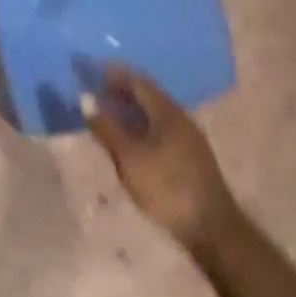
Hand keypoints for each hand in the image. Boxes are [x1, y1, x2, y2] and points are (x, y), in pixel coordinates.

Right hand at [84, 66, 239, 252]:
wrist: (210, 227)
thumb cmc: (166, 186)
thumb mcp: (129, 157)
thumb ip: (106, 127)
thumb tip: (86, 98)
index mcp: (167, 113)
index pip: (138, 81)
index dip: (112, 73)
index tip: (88, 69)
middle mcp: (180, 118)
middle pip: (147, 95)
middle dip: (119, 90)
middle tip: (92, 90)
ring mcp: (187, 137)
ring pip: (153, 113)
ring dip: (128, 108)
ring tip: (103, 112)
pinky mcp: (188, 155)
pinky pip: (158, 127)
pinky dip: (138, 124)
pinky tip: (125, 136)